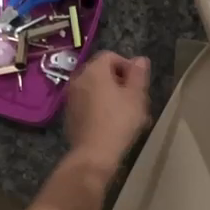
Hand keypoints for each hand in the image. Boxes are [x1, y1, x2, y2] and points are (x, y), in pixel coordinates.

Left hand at [65, 51, 151, 171]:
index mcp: (94, 70)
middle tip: (135, 98)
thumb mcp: (136, 96)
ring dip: (111, 96)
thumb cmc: (119, 121)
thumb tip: (140, 59)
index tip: (139, 84)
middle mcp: (78, 79)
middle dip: (120, 82)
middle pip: (101, 72)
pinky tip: (112, 124)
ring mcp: (71, 98)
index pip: (111, 56)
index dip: (127, 66)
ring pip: (95, 90)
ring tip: (127, 113)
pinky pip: (88, 104)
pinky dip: (100, 107)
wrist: (94, 153)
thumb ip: (138, 74)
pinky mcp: (70, 115)